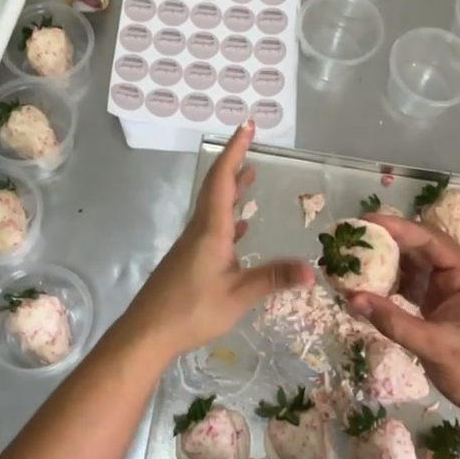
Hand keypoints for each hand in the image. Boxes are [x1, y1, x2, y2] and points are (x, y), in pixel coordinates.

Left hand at [118, 121, 311, 356]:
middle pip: (216, 188)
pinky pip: (212, 228)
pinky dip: (228, 219)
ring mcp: (192, 246)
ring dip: (232, 189)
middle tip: (251, 143)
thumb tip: (313, 268)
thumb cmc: (190, 310)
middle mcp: (199, 230)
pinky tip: (240, 230)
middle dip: (235, 163)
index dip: (235, 150)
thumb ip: (273, 278)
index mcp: (210, 230)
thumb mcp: (237, 295)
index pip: (223, 180)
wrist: (146, 333)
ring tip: (250, 177)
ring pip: (214, 207)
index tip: (247, 126)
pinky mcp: (189, 261)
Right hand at [345, 215, 459, 428]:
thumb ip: (393, 321)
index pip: (431, 240)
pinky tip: (369, 287)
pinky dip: (391, 286)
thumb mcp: (433, 345)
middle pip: (420, 250)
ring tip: (355, 259)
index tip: (367, 221)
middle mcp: (458, 279)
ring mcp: (448, 295)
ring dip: (387, 264)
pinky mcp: (438, 310)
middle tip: (353, 238)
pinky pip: (412, 289)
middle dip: (388, 243)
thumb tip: (353, 298)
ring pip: (414, 269)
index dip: (399, 228)